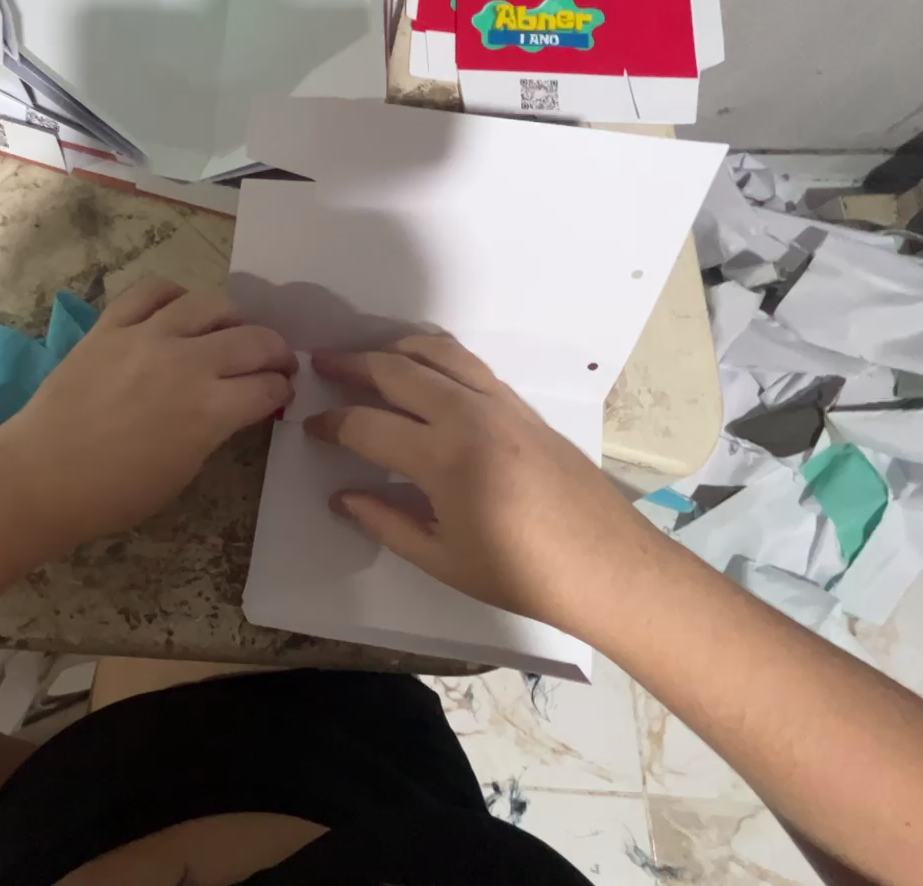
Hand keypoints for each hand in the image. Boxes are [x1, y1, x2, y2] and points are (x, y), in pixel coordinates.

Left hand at [0, 279, 295, 555]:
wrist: (41, 478)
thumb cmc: (114, 494)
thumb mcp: (183, 471)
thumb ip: (215, 429)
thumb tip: (231, 407)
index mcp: (211, 409)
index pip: (268, 386)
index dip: (282, 390)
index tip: (281, 393)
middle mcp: (188, 362)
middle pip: (253, 340)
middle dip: (276, 351)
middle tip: (277, 362)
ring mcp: (146, 336)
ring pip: (209, 304)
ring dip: (233, 318)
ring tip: (232, 331)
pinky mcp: (110, 325)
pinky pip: (151, 292)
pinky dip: (176, 295)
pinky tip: (181, 309)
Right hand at [303, 334, 658, 635]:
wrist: (610, 568)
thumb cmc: (520, 573)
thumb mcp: (441, 558)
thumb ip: (384, 521)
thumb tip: (341, 496)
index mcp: (443, 458)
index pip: (366, 425)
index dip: (331, 424)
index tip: (312, 428)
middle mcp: (468, 415)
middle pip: (395, 370)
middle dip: (351, 365)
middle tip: (321, 364)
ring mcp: (500, 403)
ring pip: (436, 352)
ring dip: (393, 349)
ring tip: (367, 357)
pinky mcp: (522, 405)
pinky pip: (468, 364)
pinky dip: (434, 356)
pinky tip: (422, 370)